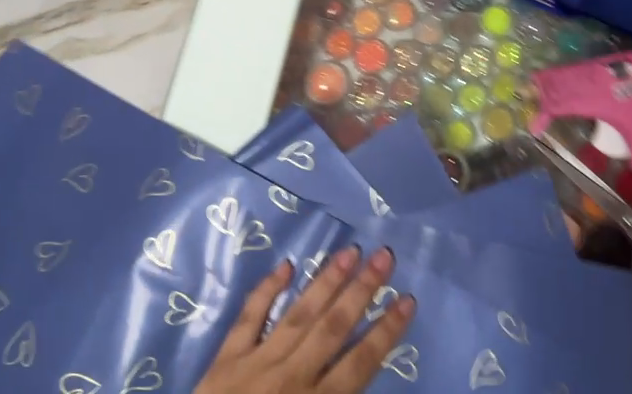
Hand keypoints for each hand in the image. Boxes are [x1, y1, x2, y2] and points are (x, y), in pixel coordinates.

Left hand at [196, 246, 415, 393]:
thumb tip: (361, 383)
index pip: (359, 365)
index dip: (385, 333)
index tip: (407, 300)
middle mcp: (291, 379)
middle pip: (333, 328)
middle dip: (361, 291)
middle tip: (383, 256)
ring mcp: (256, 366)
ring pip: (298, 316)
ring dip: (325, 283)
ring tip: (349, 251)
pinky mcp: (225, 362)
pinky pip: (248, 319)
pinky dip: (266, 292)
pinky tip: (286, 265)